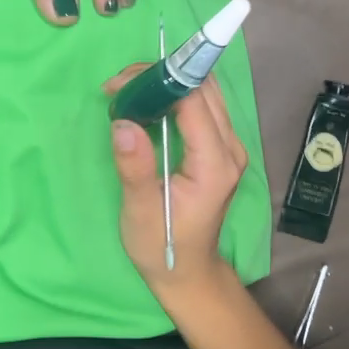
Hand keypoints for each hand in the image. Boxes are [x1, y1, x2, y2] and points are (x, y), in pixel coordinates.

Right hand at [102, 65, 248, 302]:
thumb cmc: (162, 246)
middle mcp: (231, 149)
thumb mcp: (140, 211)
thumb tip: (124, 122)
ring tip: (129, 92)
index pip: (193, 101)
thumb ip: (135, 167)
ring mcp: (230, 147)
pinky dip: (176, 94)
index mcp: (214, 164)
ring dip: (168, 82)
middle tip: (119, 86)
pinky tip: (147, 103)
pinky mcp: (222, 148)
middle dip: (161, 76)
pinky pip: (204, 105)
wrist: (189, 272)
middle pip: (203, 88)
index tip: (118, 85)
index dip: (157, 82)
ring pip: (205, 92)